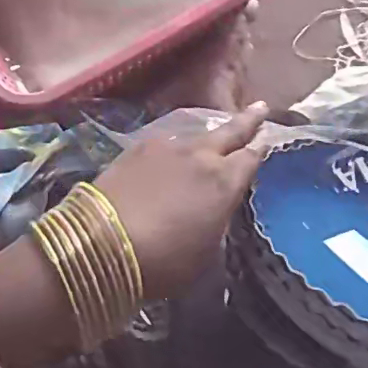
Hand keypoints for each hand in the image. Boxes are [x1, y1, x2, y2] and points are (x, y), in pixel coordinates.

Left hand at [94, 102, 269, 299]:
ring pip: (194, 136)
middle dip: (247, 120)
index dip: (260, 150)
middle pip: (229, 131)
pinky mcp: (134, 148)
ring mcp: (165, 147)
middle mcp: (199, 156)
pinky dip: (174, 148)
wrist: (101, 242)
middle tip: (260, 107)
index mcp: (224, 182)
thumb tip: (216, 210)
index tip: (267, 141)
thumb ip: (217, 224)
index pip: (252, 158)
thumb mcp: (205, 254)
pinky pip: (165, 143)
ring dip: (205, 138)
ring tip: (209, 140)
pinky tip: (170, 155)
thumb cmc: (162, 261)